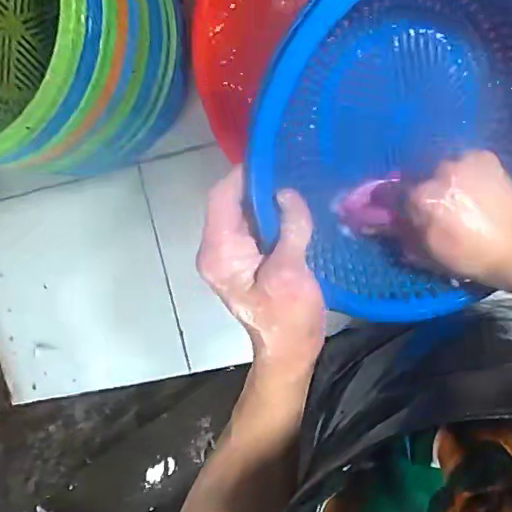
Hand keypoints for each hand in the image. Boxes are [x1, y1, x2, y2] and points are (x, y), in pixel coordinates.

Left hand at [198, 168, 325, 373]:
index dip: (244, 174)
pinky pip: (252, 228)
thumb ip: (290, 227)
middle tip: (290, 168)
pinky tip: (292, 209)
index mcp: (220, 252)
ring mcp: (229, 257)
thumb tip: (288, 193)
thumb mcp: (291, 271)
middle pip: (229, 203)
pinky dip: (269, 216)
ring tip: (295, 185)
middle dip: (257, 185)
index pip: (222, 197)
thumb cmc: (288, 317)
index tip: (273, 158)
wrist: (289, 353)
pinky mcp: (245, 262)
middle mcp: (217, 250)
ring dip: (265, 200)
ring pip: (242, 214)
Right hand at [404, 151, 511, 288]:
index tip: (403, 211)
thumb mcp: (428, 251)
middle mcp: (439, 171)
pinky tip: (476, 188)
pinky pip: (466, 161)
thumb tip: (379, 219)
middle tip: (440, 208)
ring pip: (444, 167)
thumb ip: (401, 230)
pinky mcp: (485, 157)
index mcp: (422, 197)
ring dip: (447, 180)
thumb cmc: (468, 256)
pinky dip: (467, 172)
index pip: (394, 192)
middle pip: (421, 177)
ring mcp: (464, 161)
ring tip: (461, 198)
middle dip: (425, 190)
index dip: (396, 202)